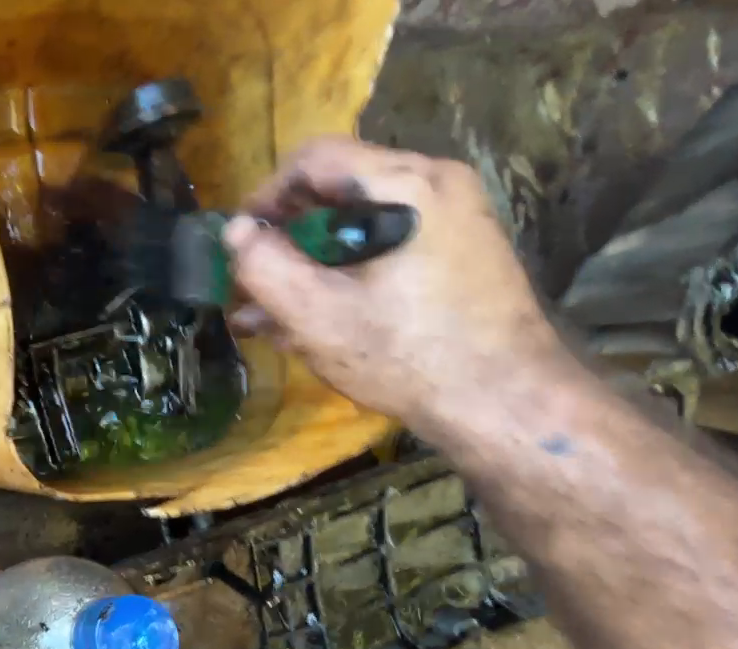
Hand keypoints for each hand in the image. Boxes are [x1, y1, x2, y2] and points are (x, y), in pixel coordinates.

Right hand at [223, 136, 563, 430]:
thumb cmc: (405, 355)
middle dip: (284, 241)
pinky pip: (385, 244)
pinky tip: (317, 320)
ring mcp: (453, 216)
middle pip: (336, 191)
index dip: (264, 198)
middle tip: (251, 291)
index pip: (313, 159)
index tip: (239, 247)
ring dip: (309, 265)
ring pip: (358, 223)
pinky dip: (345, 273)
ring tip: (272, 318)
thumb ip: (264, 267)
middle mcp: (435, 184)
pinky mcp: (458, 249)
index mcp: (405, 185)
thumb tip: (235, 232)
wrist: (502, 399)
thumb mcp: (316, 315)